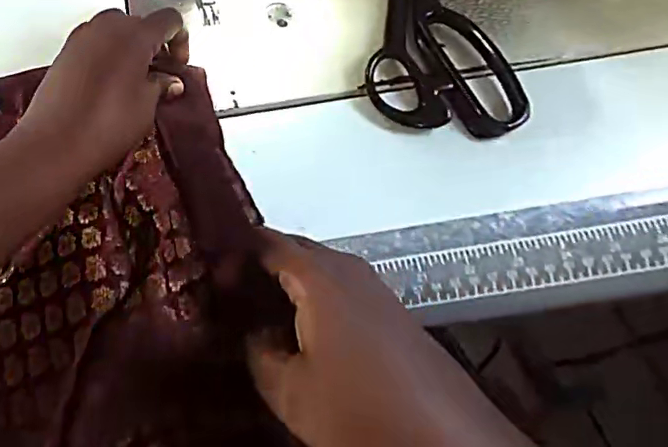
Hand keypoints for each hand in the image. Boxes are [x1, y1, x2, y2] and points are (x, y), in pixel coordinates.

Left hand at [8, 8, 185, 189]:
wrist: (54, 143)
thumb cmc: (104, 124)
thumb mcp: (146, 107)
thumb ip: (161, 84)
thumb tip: (166, 80)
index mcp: (135, 34)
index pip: (169, 19)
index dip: (180, 40)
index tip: (178, 63)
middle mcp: (108, 26)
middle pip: (141, 22)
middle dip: (153, 45)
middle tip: (159, 74)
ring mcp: (83, 36)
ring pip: (115, 31)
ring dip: (128, 49)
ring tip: (133, 82)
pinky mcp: (65, 50)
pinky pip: (94, 43)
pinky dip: (106, 55)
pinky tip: (108, 85)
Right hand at [248, 229, 531, 446]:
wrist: (456, 446)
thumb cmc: (365, 412)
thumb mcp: (293, 394)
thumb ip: (260, 355)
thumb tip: (255, 336)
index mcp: (317, 275)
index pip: (264, 241)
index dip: (233, 254)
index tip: (212, 278)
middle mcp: (346, 268)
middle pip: (292, 250)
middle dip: (260, 266)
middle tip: (231, 295)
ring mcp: (374, 288)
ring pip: (318, 272)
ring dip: (289, 286)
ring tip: (264, 318)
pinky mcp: (393, 314)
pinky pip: (341, 291)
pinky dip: (316, 302)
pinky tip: (308, 338)